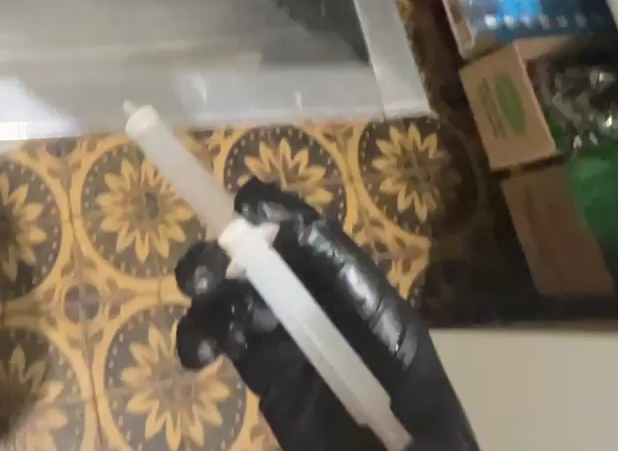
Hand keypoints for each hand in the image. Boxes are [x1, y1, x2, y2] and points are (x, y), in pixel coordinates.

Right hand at [175, 180, 477, 450]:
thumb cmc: (420, 409)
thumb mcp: (397, 336)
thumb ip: (354, 283)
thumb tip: (306, 227)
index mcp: (347, 280)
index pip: (306, 231)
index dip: (272, 211)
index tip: (242, 208)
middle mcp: (307, 296)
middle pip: (254, 254)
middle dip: (220, 255)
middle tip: (200, 279)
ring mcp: (280, 331)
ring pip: (228, 291)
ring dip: (206, 297)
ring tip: (205, 339)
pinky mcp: (260, 368)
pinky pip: (219, 337)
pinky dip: (198, 336)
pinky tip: (200, 354)